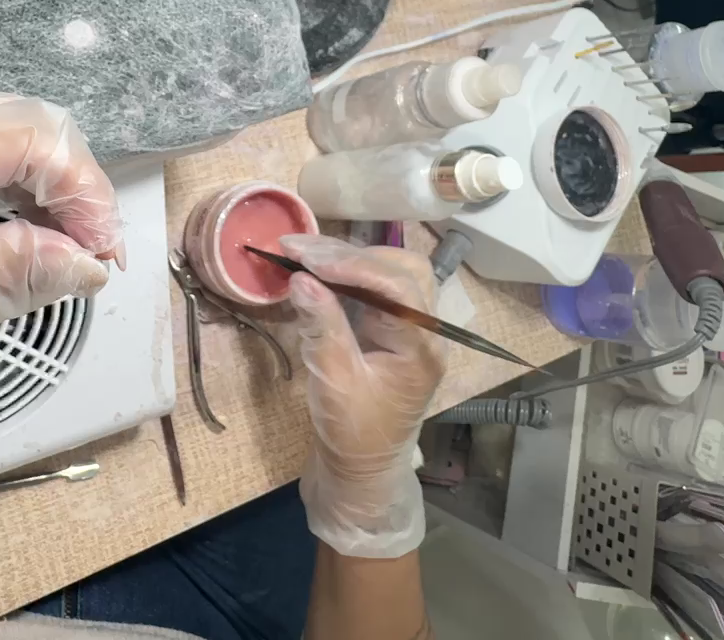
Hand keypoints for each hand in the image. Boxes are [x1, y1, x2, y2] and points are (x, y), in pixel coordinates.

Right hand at [280, 234, 445, 558]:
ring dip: (349, 258)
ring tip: (303, 255)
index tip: (306, 257)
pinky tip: (318, 271)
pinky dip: (348, 273)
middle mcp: (425, 331)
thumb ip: (321, 327)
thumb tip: (300, 278)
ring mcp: (411, 328)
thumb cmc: (351, 434)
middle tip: (298, 250)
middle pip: (401, 268)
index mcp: (421, 347)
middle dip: (350, 253)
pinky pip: (378, 286)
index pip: (396, 285)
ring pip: (391, 272)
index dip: (351, 263)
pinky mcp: (393, 329)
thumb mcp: (332, 383)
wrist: (361, 474)